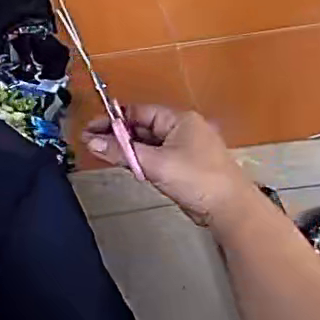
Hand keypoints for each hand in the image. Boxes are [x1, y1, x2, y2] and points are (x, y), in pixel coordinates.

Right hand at [84, 105, 257, 226]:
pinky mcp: (183, 167)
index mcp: (179, 120)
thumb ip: (121, 152)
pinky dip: (140, 161)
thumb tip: (94, 142)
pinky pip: (156, 158)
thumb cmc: (199, 180)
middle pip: (142, 127)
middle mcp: (182, 130)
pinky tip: (128, 166)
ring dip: (128, 149)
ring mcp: (184, 148)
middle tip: (92, 143)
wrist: (227, 207)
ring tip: (105, 155)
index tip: (92, 128)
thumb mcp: (154, 163)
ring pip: (148, 144)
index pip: (138, 112)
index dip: (113, 120)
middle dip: (118, 135)